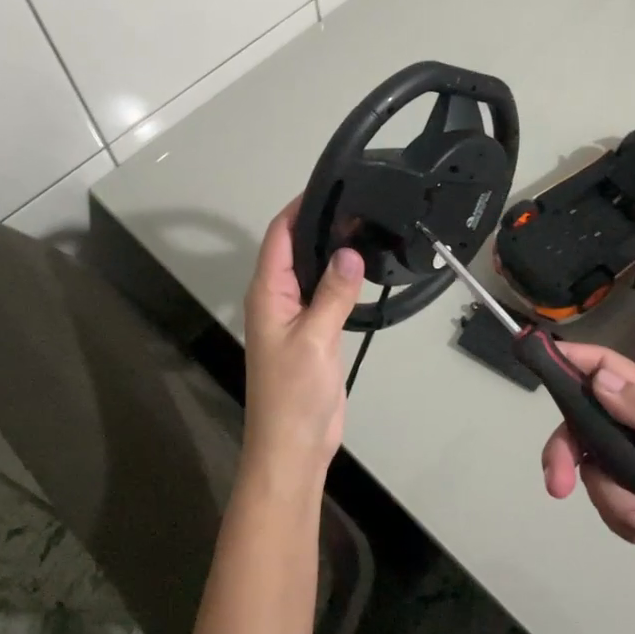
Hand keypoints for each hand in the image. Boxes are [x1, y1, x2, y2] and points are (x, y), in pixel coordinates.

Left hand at [239, 198, 364, 481]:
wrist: (293, 448)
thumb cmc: (294, 394)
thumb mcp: (315, 339)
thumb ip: (333, 293)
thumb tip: (351, 252)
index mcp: (267, 293)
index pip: (279, 235)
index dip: (300, 207)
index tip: (331, 185)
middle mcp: (277, 297)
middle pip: (295, 247)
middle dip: (322, 224)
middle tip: (361, 202)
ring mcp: (294, 315)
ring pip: (311, 270)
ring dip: (333, 250)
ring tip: (367, 226)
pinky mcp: (312, 332)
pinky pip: (324, 293)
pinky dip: (340, 278)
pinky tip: (363, 269)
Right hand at [540, 343, 634, 605]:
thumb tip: (597, 375)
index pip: (606, 367)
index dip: (571, 358)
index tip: (535, 358)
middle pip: (581, 422)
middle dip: (567, 452)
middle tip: (557, 481)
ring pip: (591, 470)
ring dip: (614, 501)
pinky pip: (606, 503)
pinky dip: (624, 520)